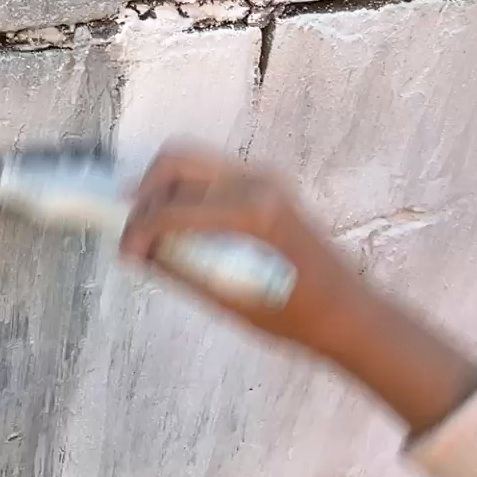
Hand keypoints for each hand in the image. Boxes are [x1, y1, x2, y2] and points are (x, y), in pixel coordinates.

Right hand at [119, 144, 476, 432]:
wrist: (350, 315)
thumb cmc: (294, 316)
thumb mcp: (225, 298)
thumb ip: (176, 266)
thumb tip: (139, 248)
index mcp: (249, 212)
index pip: (168, 208)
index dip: (136, 231)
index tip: (126, 255)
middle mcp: (256, 182)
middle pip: (174, 160)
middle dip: (142, 192)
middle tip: (132, 227)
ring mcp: (263, 177)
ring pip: (189, 160)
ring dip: (162, 188)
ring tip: (151, 224)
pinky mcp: (266, 183)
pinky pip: (209, 173)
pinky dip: (184, 191)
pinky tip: (179, 222)